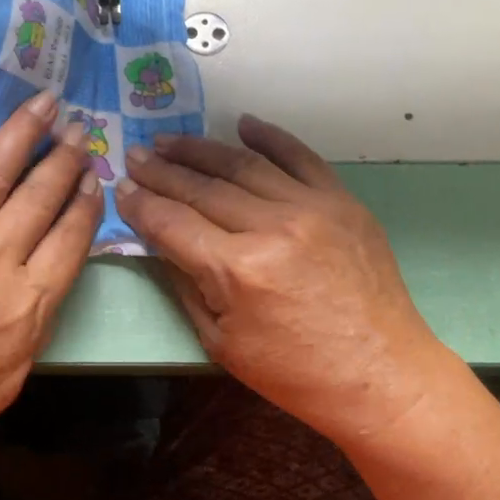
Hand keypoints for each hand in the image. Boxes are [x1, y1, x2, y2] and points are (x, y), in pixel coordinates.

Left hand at [0, 90, 101, 486]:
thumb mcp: (11, 378)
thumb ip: (35, 321)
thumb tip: (46, 274)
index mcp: (25, 305)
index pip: (70, 237)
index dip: (86, 202)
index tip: (95, 176)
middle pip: (38, 197)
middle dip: (65, 159)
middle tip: (80, 130)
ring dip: (23, 132)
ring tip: (45, 104)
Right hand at [116, 114, 450, 444]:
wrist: (378, 374)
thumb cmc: (293, 373)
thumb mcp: (221, 341)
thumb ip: (187, 285)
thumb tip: (161, 242)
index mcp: (237, 270)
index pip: (173, 223)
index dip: (142, 205)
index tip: (121, 188)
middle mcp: (272, 227)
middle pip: (203, 188)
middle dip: (162, 171)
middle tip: (136, 155)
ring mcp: (312, 208)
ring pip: (245, 165)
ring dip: (202, 149)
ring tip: (171, 141)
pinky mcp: (343, 202)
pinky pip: (301, 158)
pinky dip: (271, 138)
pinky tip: (243, 125)